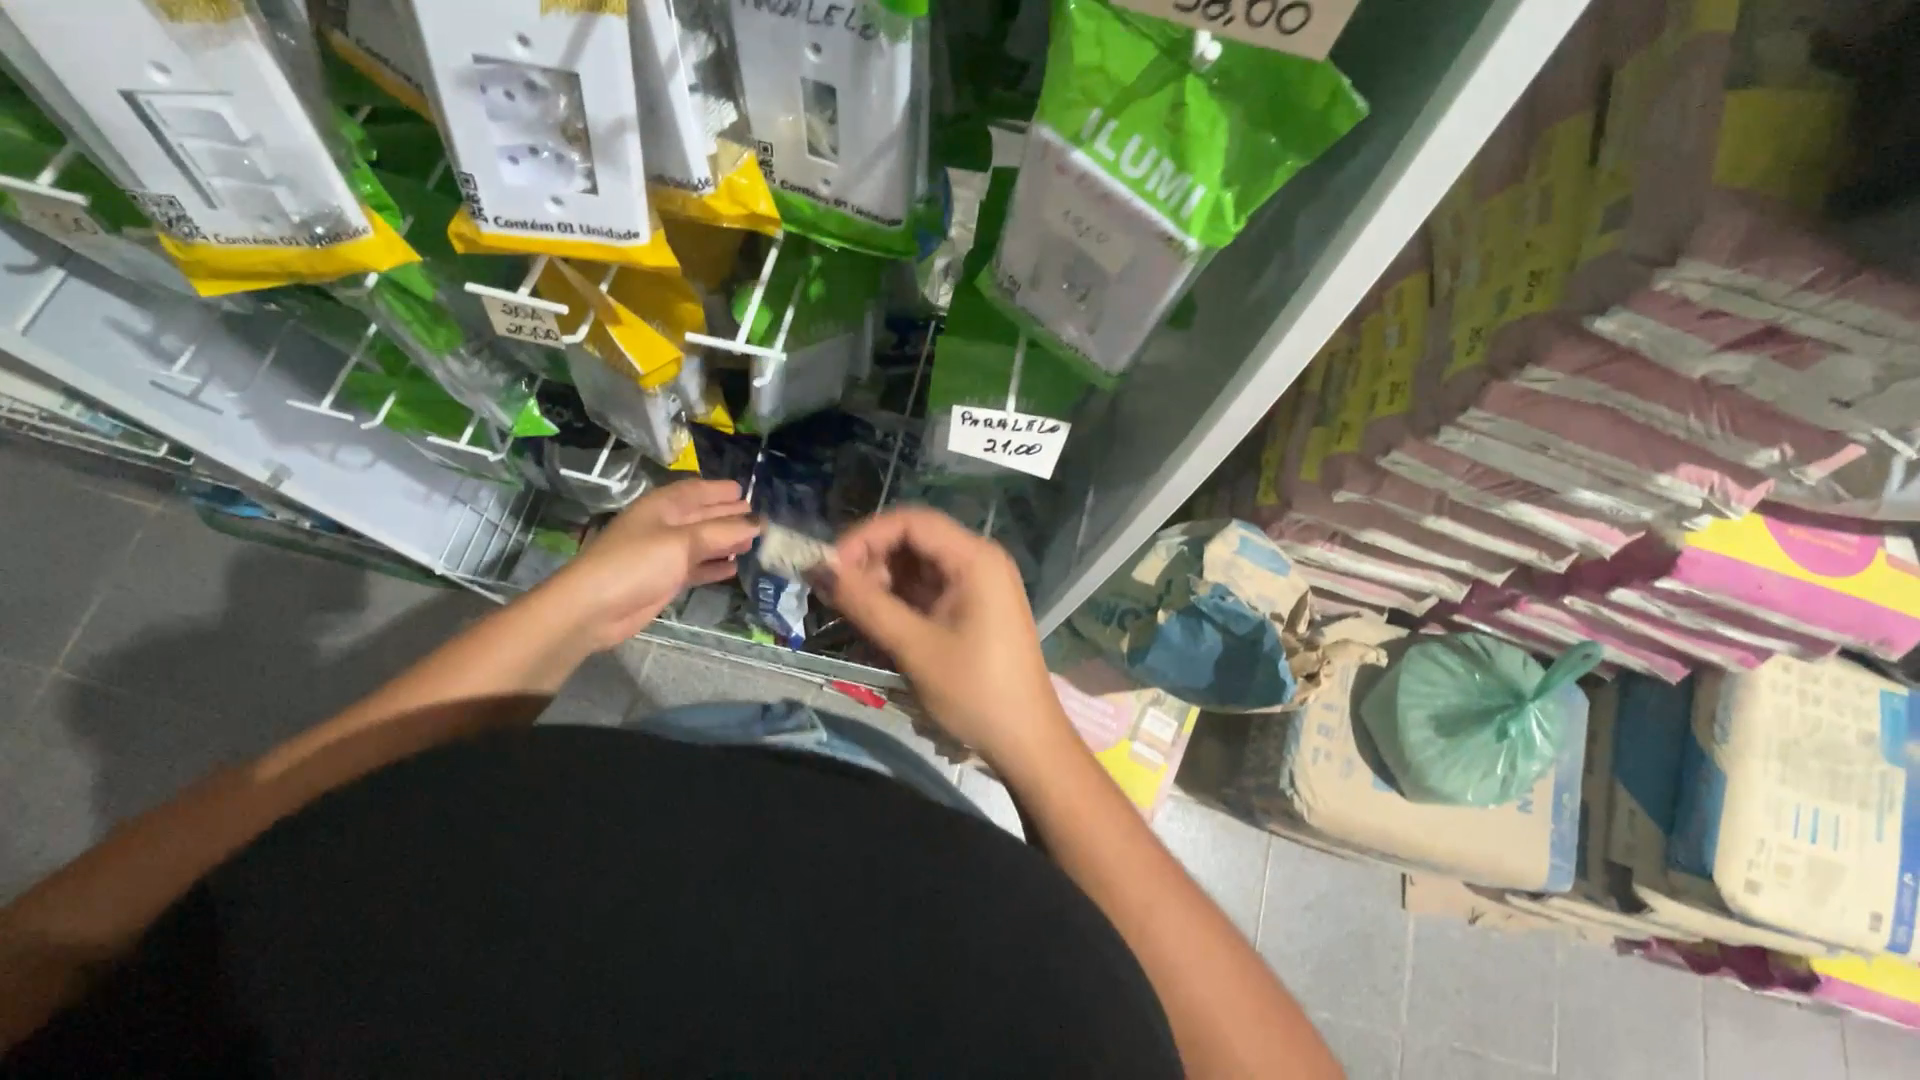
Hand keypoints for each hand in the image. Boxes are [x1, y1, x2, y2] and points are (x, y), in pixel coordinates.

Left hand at [550, 479, 759, 648]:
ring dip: (725, 542)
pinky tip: (733, 568)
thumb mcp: (682, 542)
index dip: (720, 490)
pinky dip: (714, 566)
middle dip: (728, 516)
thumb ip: (722, 532)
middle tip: (759, 518)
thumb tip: (756, 523)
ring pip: (702, 543)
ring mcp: (663, 554)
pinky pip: (696, 567)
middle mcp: (664, 526)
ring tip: (753, 543)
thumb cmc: (637, 563)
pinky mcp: (665, 579)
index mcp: (663, 506)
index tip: (746, 492)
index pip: (696, 491)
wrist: (595, 607)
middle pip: (702, 516)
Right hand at [816, 508, 1072, 771]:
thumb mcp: (914, 647)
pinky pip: (927, 592)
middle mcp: (978, 562)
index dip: (864, 537)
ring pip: (916, 569)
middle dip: (870, 563)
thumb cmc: (975, 691)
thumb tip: (818, 570)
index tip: (828, 568)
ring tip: (853, 617)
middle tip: (836, 598)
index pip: (910, 522)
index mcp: (975, 559)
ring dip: (880, 586)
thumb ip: (865, 603)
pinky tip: (876, 628)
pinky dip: (898, 604)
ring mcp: (977, 587)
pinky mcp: (971, 611)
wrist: (1026, 742)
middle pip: (912, 542)